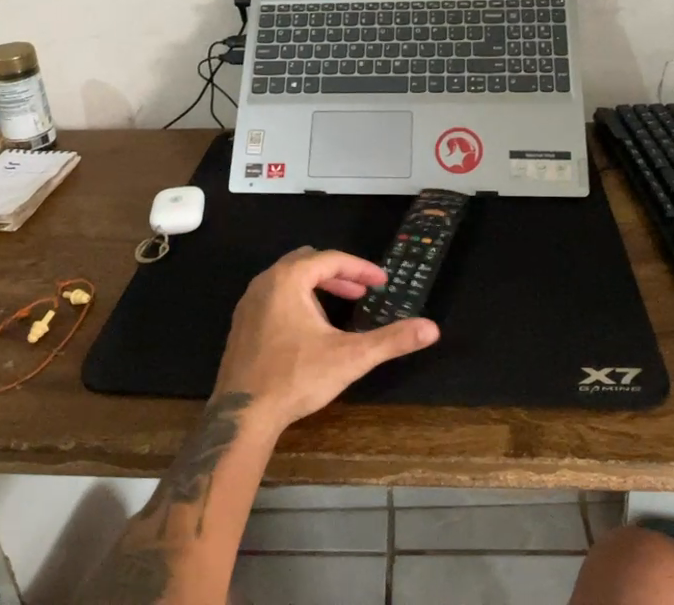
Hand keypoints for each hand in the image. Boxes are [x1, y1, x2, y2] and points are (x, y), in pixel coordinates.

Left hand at [214, 247, 439, 429]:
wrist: (242, 414)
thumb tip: (431, 329)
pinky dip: (297, 301)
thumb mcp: (350, 357)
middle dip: (338, 274)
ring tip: (340, 309)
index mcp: (288, 279)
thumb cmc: (296, 377)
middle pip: (307, 262)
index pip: (331, 260)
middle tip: (362, 292)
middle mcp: (264, 282)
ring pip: (288, 280)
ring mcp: (248, 303)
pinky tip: (310, 330)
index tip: (382, 282)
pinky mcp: (242, 324)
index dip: (361, 269)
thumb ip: (391, 340)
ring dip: (317, 288)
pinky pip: (274, 298)